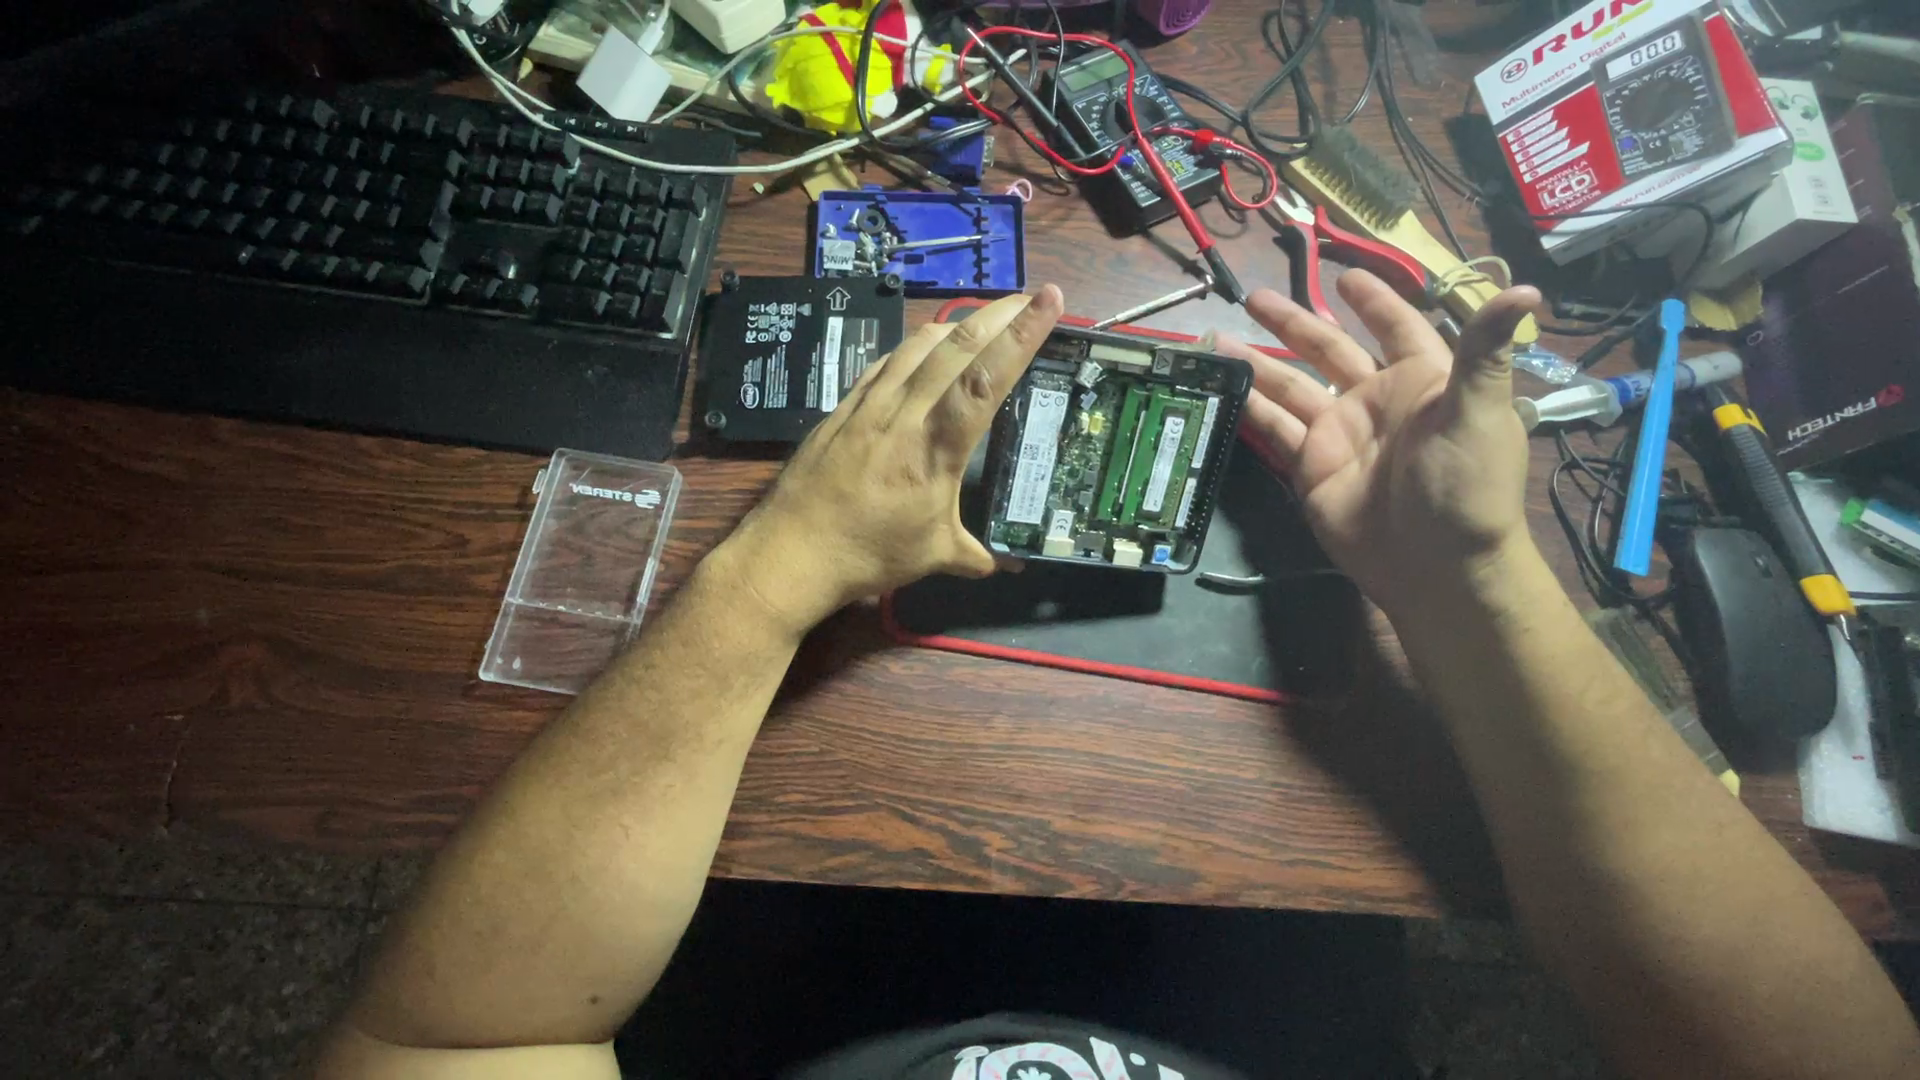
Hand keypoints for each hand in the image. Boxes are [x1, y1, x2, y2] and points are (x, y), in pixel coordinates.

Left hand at [710, 287, 1064, 635]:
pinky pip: (884, 363)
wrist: (791, 551)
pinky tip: (923, 346)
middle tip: (1026, 298)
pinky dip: (912, 346)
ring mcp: (869, 406)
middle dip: (997, 314)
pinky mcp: (843, 408)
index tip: (1048, 300)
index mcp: (934, 450)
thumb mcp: (932, 556)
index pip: (985, 381)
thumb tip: (1006, 565)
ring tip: (984, 314)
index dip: (1020, 337)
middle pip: (955, 348)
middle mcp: (903, 416)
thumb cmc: (868, 555)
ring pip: (916, 346)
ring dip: (956, 323)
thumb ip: (973, 554)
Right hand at [1216, 270, 1539, 618]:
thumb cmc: (1466, 484)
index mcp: (1419, 380)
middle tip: (1255, 297)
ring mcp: (1337, 434)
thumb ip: (1484, 351)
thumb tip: (1527, 287)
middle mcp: (1374, 401)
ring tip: (1217, 340)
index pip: (1394, 327)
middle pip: (1326, 350)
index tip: (1344, 274)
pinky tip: (1224, 388)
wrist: (1435, 563)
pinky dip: (1249, 410)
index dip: (1372, 301)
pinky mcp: (1309, 466)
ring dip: (1256, 363)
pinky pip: (1276, 430)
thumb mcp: (1480, 412)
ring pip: (1290, 387)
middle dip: (1292, 323)